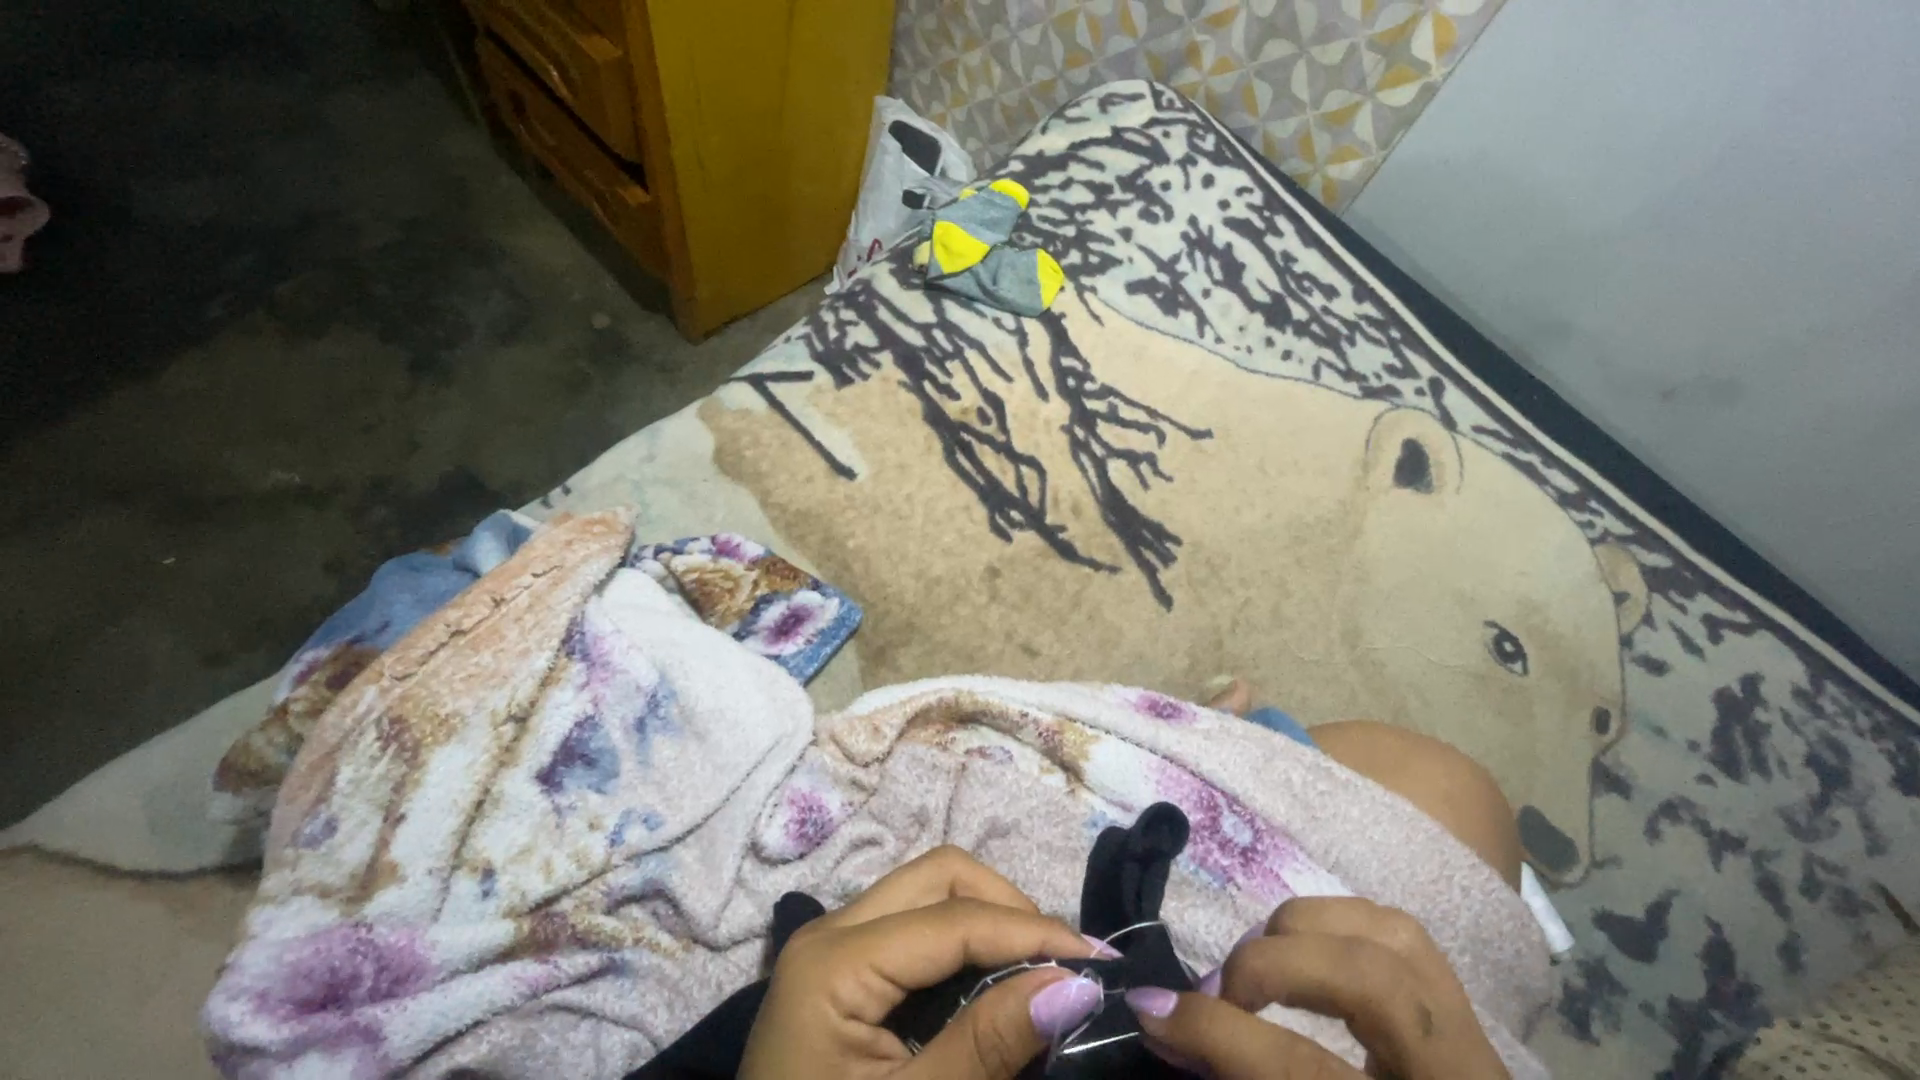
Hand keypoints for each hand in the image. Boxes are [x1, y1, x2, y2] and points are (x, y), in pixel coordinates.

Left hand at [739, 846, 1111, 1079]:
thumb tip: (1073, 985)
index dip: (1031, 932)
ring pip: (927, 889)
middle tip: (1064, 962)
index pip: (954, 917)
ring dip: (990, 916)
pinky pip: (913, 921)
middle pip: (940, 875)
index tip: (1099, 962)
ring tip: (1039, 967)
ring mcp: (832, 943)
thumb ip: (987, 1045)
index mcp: (834, 962)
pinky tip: (994, 975)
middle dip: (1010, 907)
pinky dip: (963, 936)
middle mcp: (830, 930)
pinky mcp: (840, 965)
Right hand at [1125, 897, 1509, 1078]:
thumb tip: (1163, 1019)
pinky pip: (1402, 932)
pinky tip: (1301, 949)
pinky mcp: (1466, 1016)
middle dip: (1268, 966)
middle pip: (1366, 979)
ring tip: (1255, 964)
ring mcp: (1476, 1045)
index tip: (1152, 1010)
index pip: (1304, 1071)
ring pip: (1391, 935)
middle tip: (1217, 993)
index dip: (1220, 1033)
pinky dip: (1338, 924)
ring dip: (1303, 932)